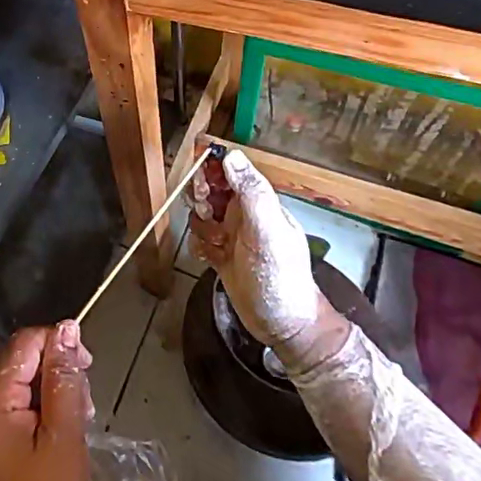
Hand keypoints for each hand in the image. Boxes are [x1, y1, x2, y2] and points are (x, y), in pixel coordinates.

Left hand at [0, 321, 92, 480]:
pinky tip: (61, 435)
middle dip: (58, 373)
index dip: (58, 344)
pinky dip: (43, 412)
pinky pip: (17, 407)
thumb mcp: (63, 437)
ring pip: (23, 383)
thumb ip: (64, 379)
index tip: (89, 368)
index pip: (24, 343)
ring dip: (54, 393)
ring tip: (76, 425)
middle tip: (85, 408)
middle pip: (21, 361)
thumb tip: (66, 329)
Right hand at [188, 149, 350, 372]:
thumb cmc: (281, 277)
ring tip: (216, 243)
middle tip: (207, 212)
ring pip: (200, 215)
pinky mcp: (221, 256)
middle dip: (201, 197)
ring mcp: (231, 235)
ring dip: (200, 226)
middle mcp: (244, 214)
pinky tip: (211, 258)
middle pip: (209, 189)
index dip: (211, 164)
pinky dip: (199, 246)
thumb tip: (231, 155)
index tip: (197, 170)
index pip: (230, 169)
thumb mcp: (268, 231)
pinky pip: (199, 240)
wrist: (282, 324)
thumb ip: (251, 192)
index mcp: (259, 202)